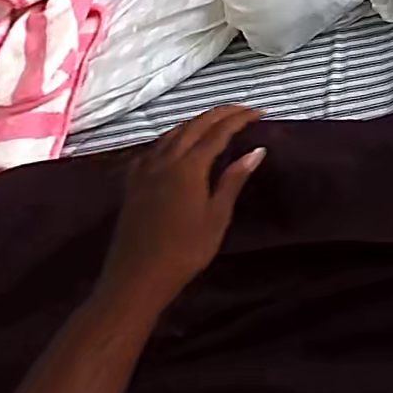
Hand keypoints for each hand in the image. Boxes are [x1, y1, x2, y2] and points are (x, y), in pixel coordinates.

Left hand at [98, 106, 265, 309]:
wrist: (135, 281)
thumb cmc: (184, 251)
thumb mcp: (217, 217)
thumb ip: (233, 179)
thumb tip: (256, 150)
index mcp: (188, 168)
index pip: (218, 132)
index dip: (240, 119)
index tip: (260, 112)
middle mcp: (165, 161)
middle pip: (195, 125)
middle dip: (221, 113)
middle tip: (243, 110)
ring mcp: (145, 171)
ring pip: (173, 133)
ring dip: (197, 121)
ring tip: (216, 121)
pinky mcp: (133, 184)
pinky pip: (154, 148)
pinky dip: (172, 137)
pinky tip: (176, 144)